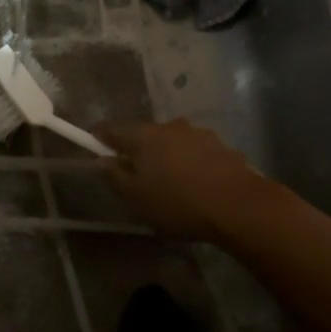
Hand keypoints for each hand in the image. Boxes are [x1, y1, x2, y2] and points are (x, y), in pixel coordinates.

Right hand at [97, 119, 270, 241]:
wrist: (237, 205)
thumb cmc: (177, 203)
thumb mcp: (137, 199)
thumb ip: (115, 177)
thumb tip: (102, 160)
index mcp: (142, 136)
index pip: (113, 128)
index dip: (100, 135)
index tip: (93, 141)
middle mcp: (168, 126)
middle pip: (145, 134)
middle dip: (139, 150)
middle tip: (138, 174)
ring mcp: (196, 133)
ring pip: (173, 142)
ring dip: (168, 156)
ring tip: (173, 184)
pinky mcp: (220, 145)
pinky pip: (196, 152)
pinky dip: (192, 163)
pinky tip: (198, 185)